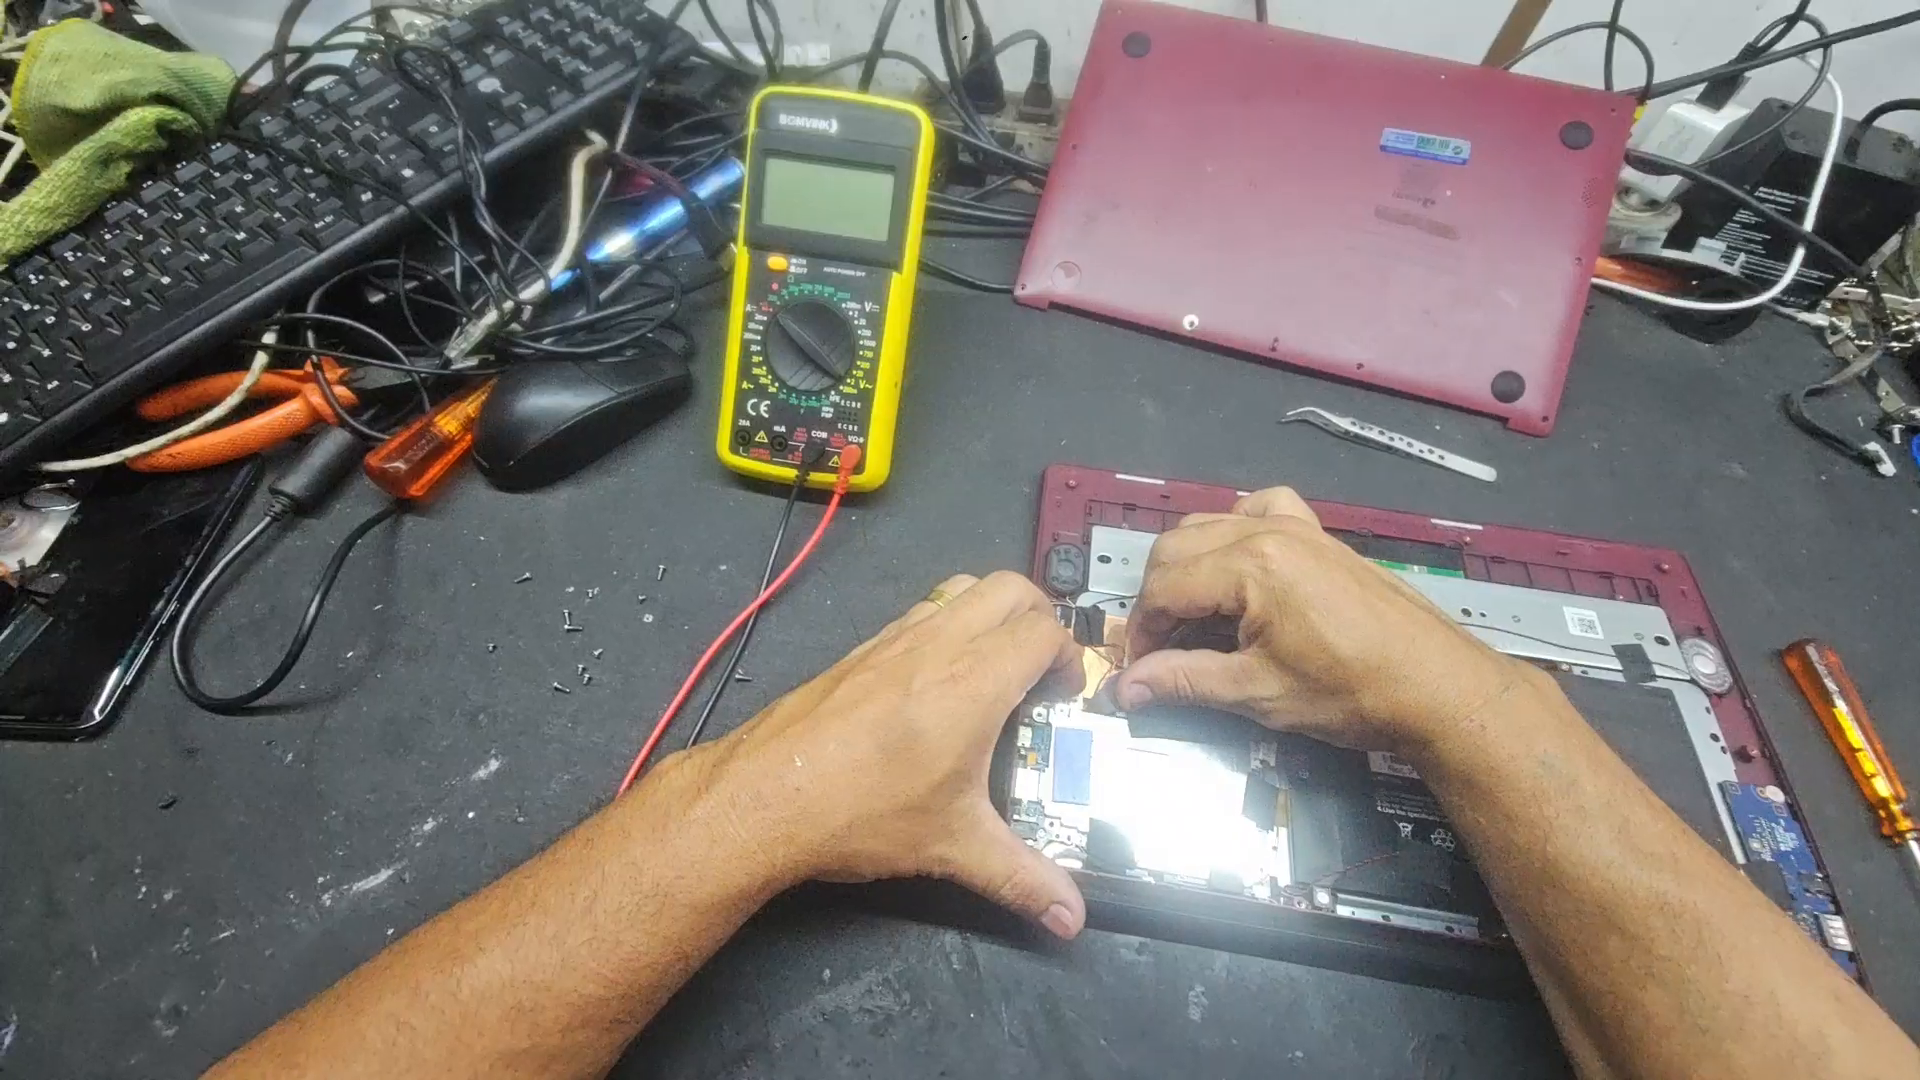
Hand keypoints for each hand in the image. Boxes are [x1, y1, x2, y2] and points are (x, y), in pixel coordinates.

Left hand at [680, 571, 1087, 938]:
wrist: (766, 794)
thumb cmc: (867, 812)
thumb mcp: (955, 846)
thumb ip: (1023, 878)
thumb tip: (1073, 920)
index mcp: (975, 681)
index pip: (1045, 633)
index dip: (1070, 657)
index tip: (1066, 695)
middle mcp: (940, 642)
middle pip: (1012, 588)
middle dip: (1042, 616)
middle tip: (1042, 667)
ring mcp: (898, 636)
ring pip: (964, 587)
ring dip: (995, 611)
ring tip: (997, 662)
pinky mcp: (865, 645)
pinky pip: (925, 608)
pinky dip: (951, 620)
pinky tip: (939, 675)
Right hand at [1112, 487, 1534, 753]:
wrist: (1438, 686)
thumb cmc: (1349, 692)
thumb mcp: (1256, 692)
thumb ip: (1183, 681)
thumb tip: (1123, 690)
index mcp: (1248, 566)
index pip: (1162, 589)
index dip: (1141, 632)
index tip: (1140, 670)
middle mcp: (1263, 531)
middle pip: (1172, 551)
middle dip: (1155, 600)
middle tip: (1162, 649)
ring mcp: (1292, 525)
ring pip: (1204, 526)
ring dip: (1184, 568)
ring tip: (1194, 617)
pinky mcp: (1315, 532)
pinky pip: (1257, 507)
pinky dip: (1232, 528)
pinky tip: (1238, 561)